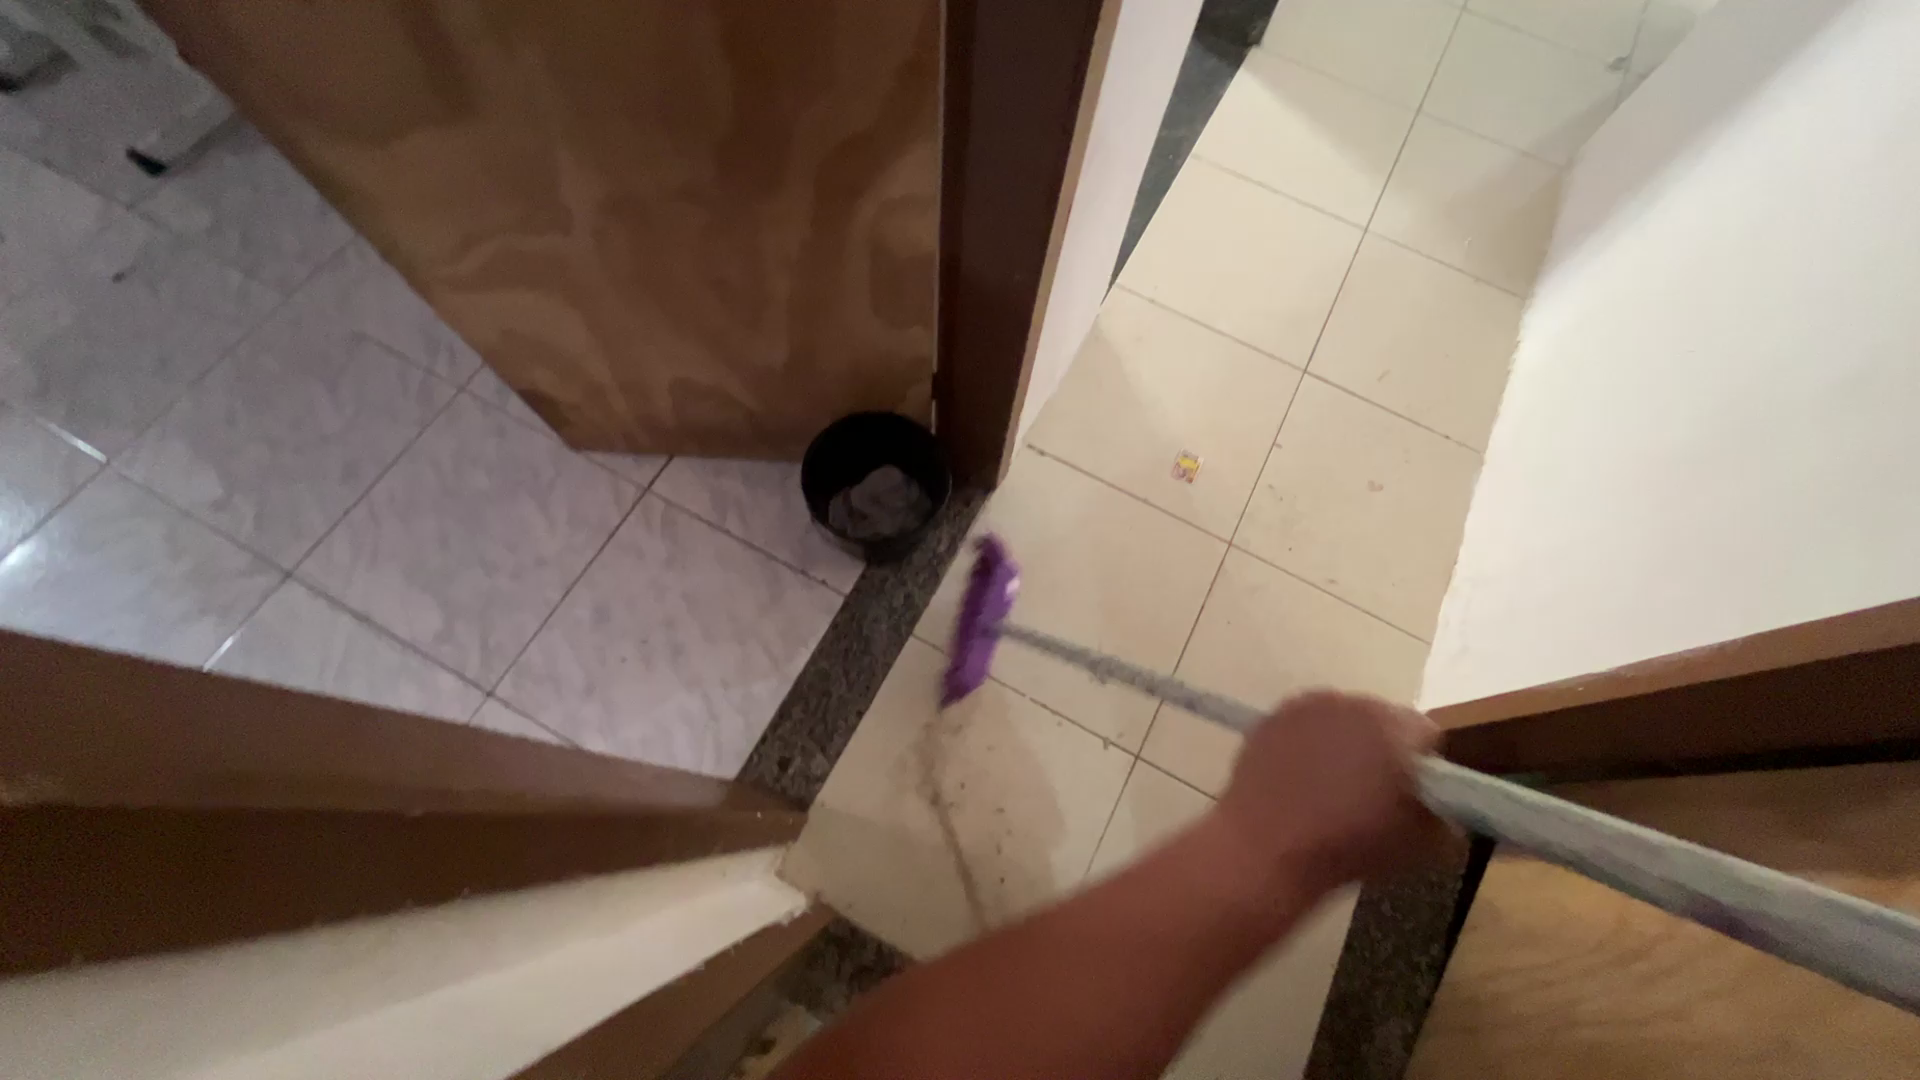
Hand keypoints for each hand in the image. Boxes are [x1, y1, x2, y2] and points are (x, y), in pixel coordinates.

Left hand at [1215, 690, 1449, 893]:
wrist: (1266, 846)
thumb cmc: (1350, 845)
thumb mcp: (1425, 844)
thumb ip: (1448, 815)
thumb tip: (1445, 805)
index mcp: (1395, 727)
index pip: (1428, 734)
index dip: (1427, 765)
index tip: (1418, 792)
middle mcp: (1350, 703)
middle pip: (1382, 719)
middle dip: (1385, 747)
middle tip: (1375, 787)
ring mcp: (1304, 706)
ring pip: (1340, 718)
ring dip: (1345, 740)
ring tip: (1333, 781)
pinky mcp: (1270, 717)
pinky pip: (1303, 724)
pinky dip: (1307, 741)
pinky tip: (1301, 774)